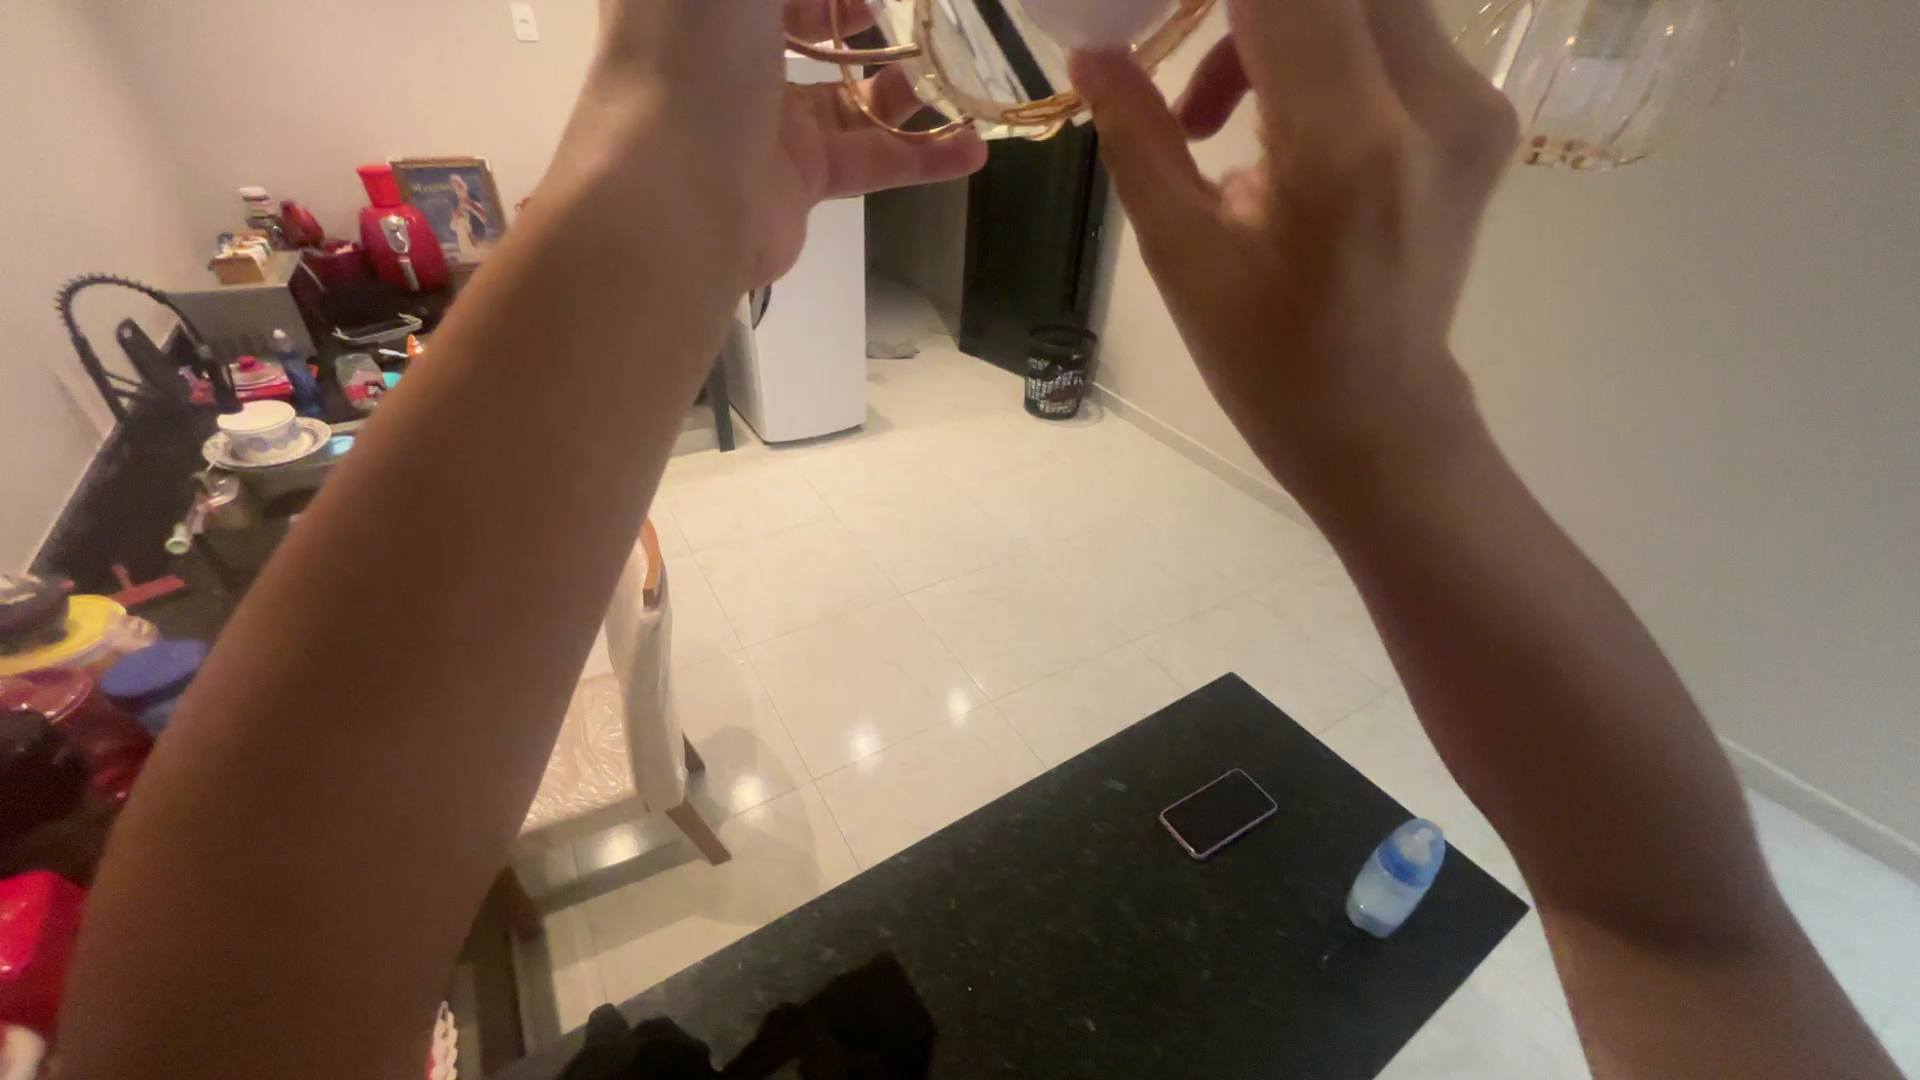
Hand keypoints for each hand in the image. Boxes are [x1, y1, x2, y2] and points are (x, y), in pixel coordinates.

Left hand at [566, 0, 985, 290]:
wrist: (680, 192)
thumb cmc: (696, 51)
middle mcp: (733, 53)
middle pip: (809, 28)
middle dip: (863, 20)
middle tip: (920, 20)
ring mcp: (769, 121)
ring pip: (850, 99)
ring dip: (908, 90)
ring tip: (963, 81)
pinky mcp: (801, 179)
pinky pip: (871, 159)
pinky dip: (922, 157)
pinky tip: (972, 150)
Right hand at [1068, 0, 1516, 509]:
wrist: (1372, 415)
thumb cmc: (1262, 359)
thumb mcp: (1181, 256)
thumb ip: (1139, 139)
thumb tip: (1093, 53)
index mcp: (1343, 148)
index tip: (1163, 11)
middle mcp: (1431, 100)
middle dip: (1240, 2)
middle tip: (1176, 42)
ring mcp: (1471, 101)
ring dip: (1274, 20)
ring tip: (1208, 112)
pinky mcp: (1482, 112)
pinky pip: (1391, 30)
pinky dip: (1317, 48)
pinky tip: (1274, 127)